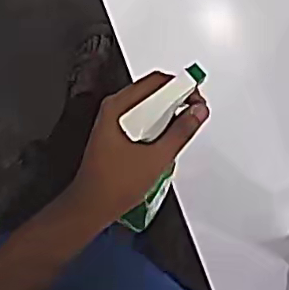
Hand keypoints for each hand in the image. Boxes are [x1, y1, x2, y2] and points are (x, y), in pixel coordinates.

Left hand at [62, 71, 208, 226]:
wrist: (90, 208)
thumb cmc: (114, 185)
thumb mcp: (156, 157)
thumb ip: (181, 131)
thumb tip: (198, 111)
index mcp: (118, 107)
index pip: (157, 81)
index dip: (182, 87)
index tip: (197, 101)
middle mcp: (114, 109)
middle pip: (153, 91)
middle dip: (178, 101)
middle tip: (193, 115)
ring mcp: (114, 121)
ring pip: (150, 106)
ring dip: (169, 115)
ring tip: (180, 132)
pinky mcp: (117, 133)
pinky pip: (143, 119)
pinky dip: (158, 125)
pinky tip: (165, 143)